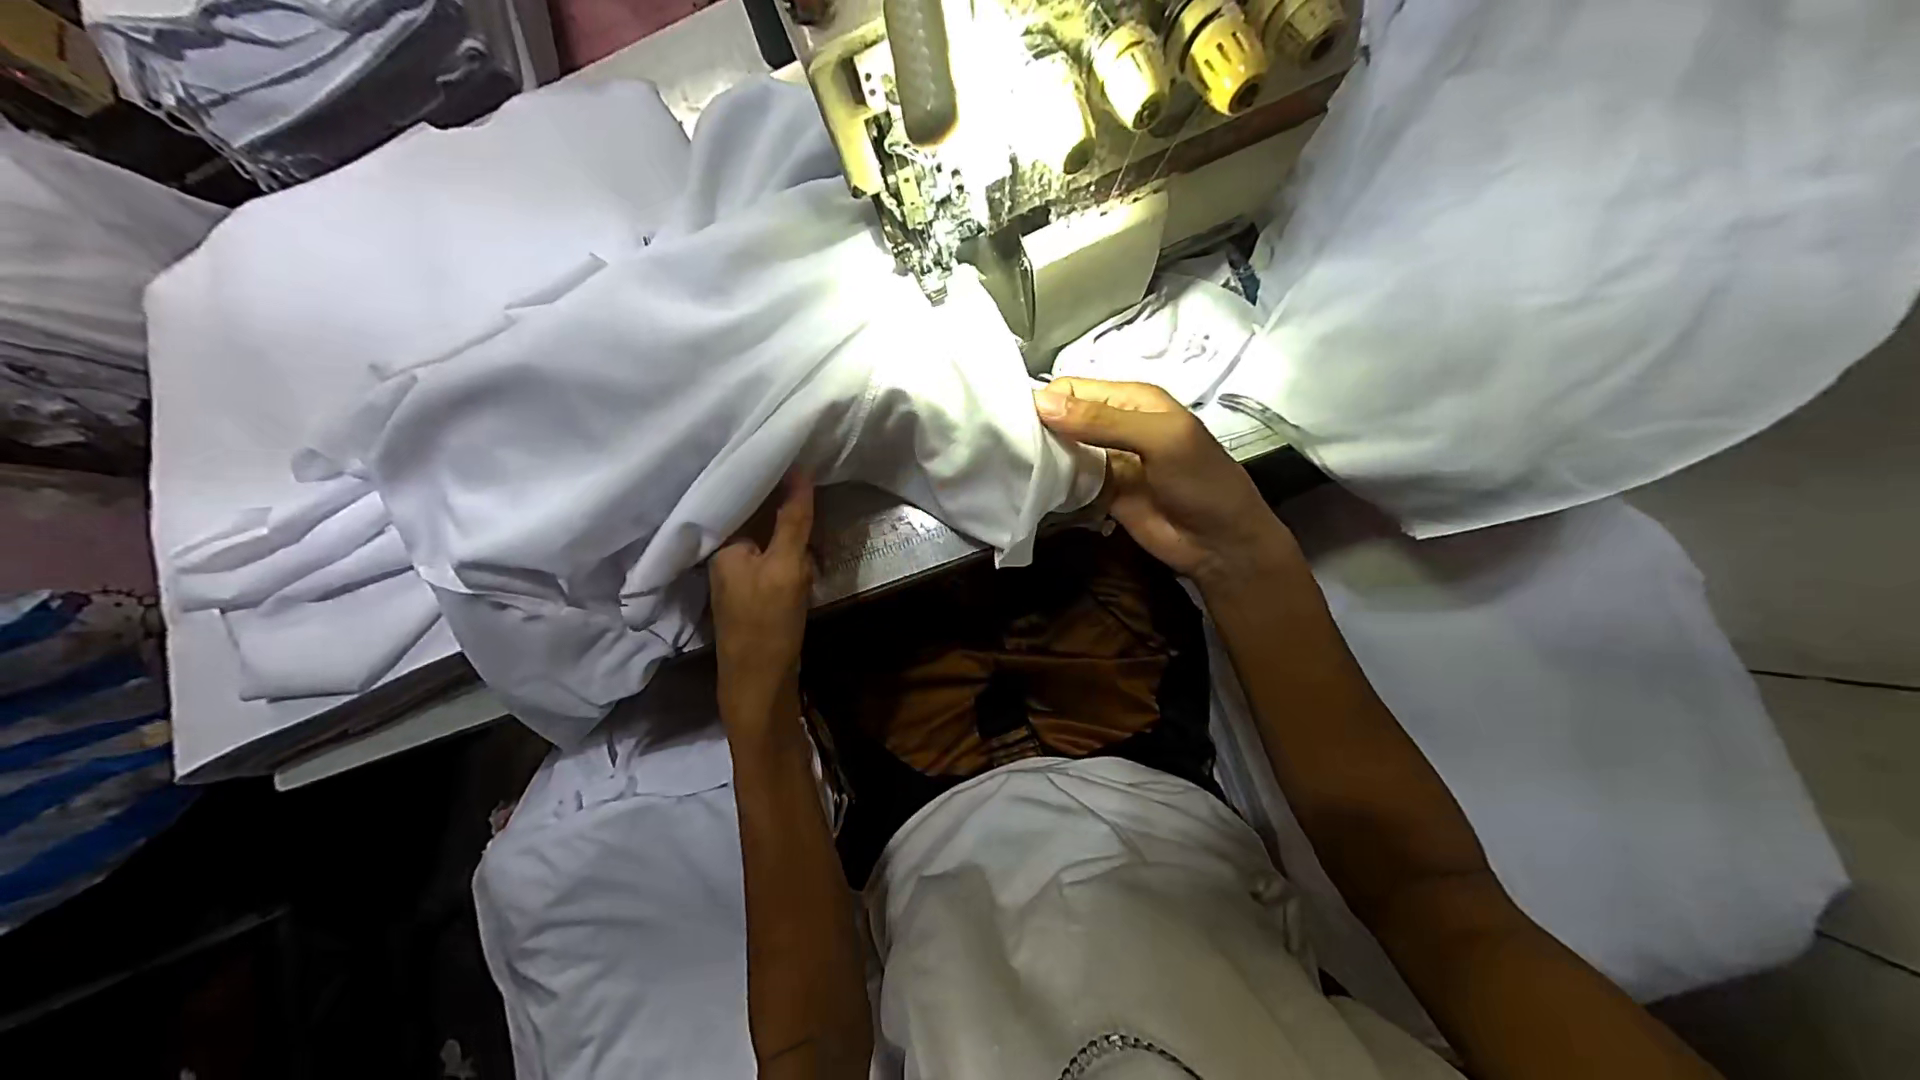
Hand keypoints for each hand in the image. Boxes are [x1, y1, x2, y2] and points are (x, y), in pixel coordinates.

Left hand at [710, 472, 814, 726]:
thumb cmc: (768, 623)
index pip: (749, 499)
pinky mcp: (752, 597)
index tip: (806, 470)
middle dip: (791, 519)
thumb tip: (800, 472)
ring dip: (795, 543)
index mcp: (722, 544)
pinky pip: (774, 564)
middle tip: (818, 515)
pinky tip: (809, 567)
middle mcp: (723, 557)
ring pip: (771, 544)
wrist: (760, 685)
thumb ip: (792, 520)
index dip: (778, 485)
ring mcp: (737, 579)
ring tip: (817, 544)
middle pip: (761, 521)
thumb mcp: (786, 566)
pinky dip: (793, 563)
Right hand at [1033, 378, 1295, 588]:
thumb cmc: (1201, 482)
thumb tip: (1041, 403)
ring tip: (1008, 469)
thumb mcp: (1160, 439)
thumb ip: (1104, 421)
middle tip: (1002, 448)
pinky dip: (1048, 485)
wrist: (1221, 545)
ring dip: (1038, 459)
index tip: (1011, 422)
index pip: (1073, 389)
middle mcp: (1113, 426)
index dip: (1044, 401)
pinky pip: (1066, 482)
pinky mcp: (1099, 494)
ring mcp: (1105, 461)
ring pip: (1059, 451)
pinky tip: (1027, 490)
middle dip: (1035, 429)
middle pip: (1061, 419)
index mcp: (1131, 400)